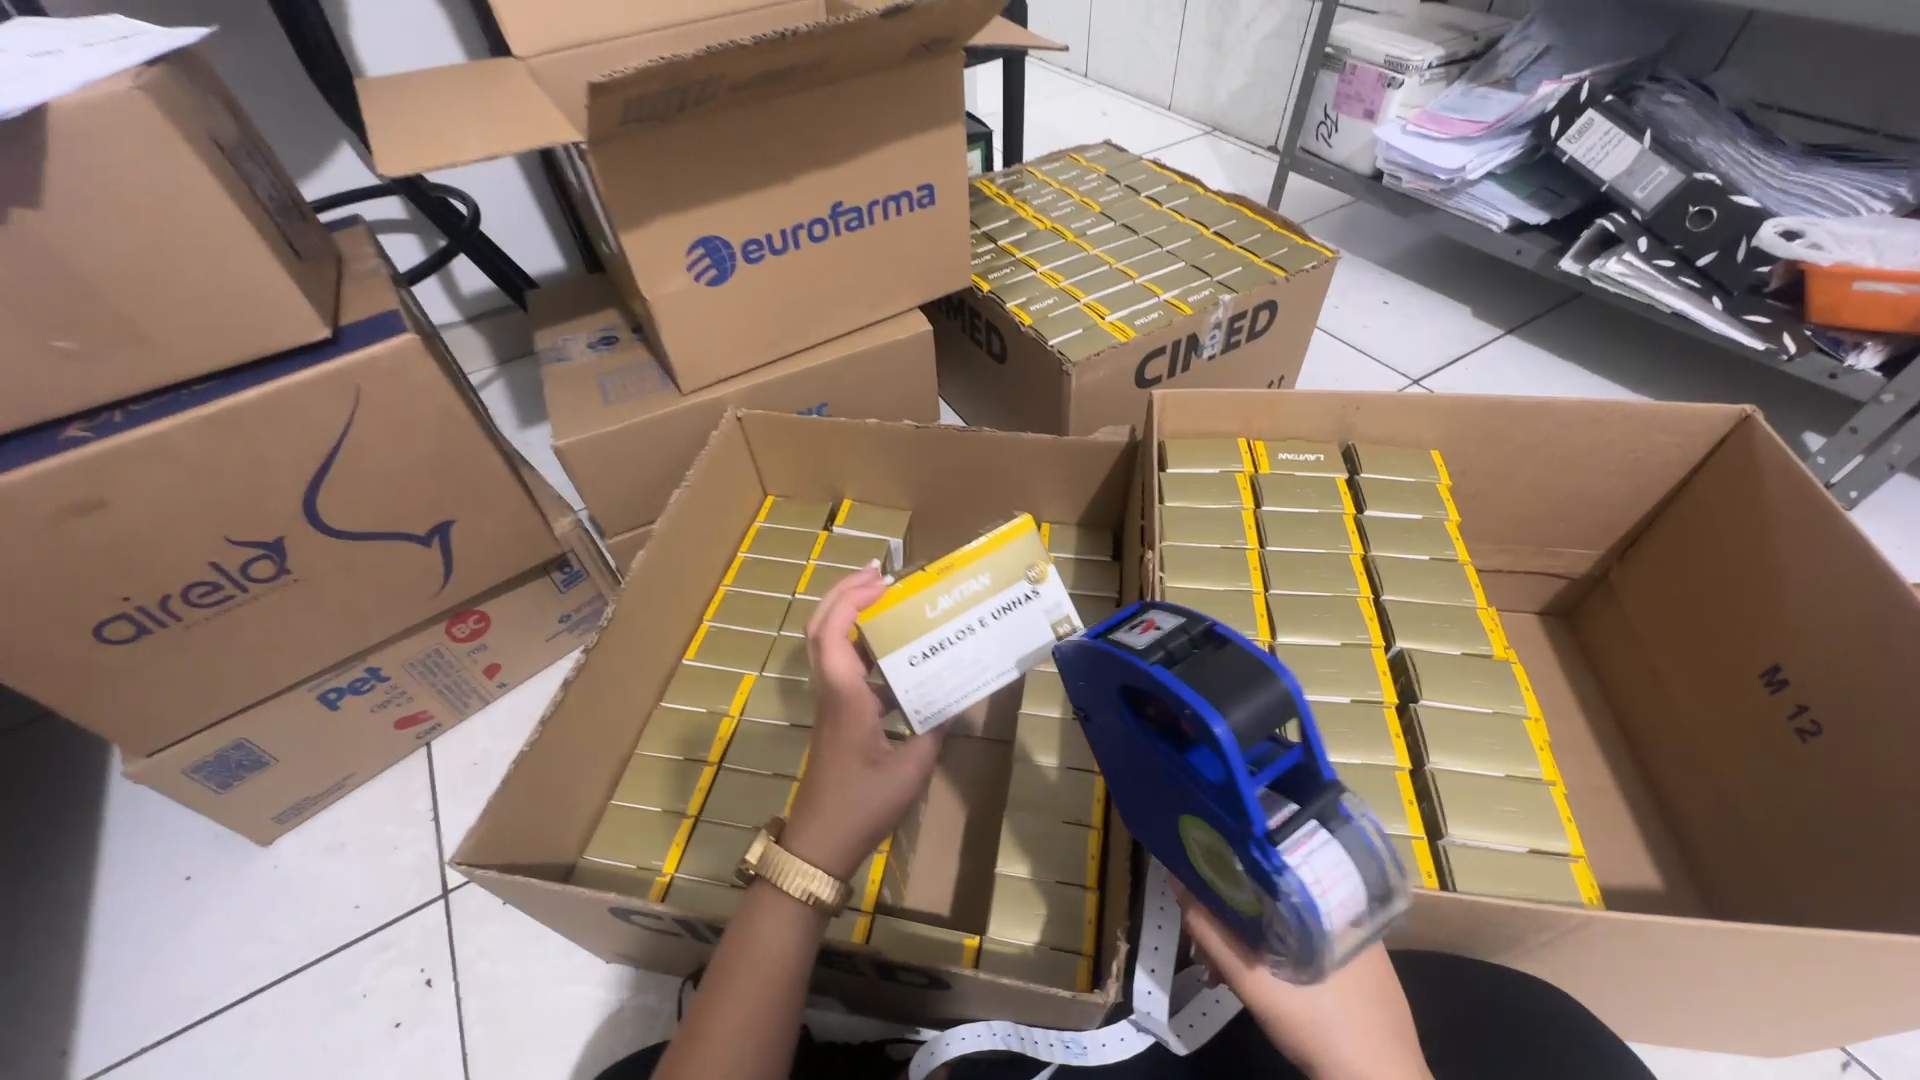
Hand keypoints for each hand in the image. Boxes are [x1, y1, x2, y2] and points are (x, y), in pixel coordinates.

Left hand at [780, 562, 945, 881]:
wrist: (820, 844)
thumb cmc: (863, 804)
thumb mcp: (911, 768)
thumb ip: (933, 730)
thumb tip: (952, 702)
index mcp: (844, 695)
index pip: (833, 631)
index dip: (852, 597)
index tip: (883, 579)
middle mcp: (831, 691)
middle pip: (820, 628)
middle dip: (845, 594)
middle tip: (878, 575)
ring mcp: (830, 705)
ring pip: (828, 648)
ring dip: (851, 619)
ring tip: (889, 605)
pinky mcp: (835, 720)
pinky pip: (843, 672)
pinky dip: (863, 654)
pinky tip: (898, 662)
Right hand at [1176, 885, 1432, 1079]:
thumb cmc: (1320, 1026)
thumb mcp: (1255, 982)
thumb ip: (1213, 933)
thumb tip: (1177, 880)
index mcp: (1331, 900)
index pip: (1271, 865)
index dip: (1231, 873)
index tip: (1201, 890)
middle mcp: (1349, 912)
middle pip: (1277, 899)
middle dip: (1234, 919)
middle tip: (1207, 953)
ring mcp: (1361, 945)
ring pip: (1290, 925)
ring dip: (1252, 942)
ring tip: (1222, 975)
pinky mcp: (1365, 973)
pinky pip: (1309, 946)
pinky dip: (1279, 956)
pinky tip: (1261, 984)